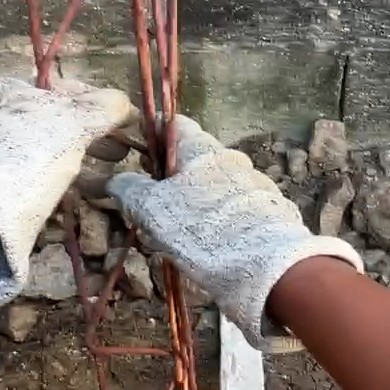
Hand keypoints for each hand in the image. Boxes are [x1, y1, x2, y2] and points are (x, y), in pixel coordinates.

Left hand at [0, 77, 130, 316]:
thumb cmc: (22, 155)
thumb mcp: (71, 124)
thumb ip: (102, 108)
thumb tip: (123, 101)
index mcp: (10, 89)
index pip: (67, 90)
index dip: (100, 105)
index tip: (125, 124)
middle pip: (54, 121)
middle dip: (91, 138)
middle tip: (118, 155)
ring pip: (42, 152)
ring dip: (77, 164)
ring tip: (102, 183)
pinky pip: (26, 179)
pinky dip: (52, 185)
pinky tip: (67, 200)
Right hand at [109, 116, 361, 349]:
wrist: (265, 265)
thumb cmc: (202, 229)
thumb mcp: (152, 210)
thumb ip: (131, 190)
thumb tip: (117, 179)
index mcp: (203, 149)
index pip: (175, 125)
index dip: (155, 138)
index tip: (142, 157)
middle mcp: (233, 159)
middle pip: (196, 159)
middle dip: (174, 180)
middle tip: (155, 208)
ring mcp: (256, 184)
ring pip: (216, 187)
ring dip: (197, 204)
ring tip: (183, 236)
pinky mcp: (272, 212)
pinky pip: (237, 210)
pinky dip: (221, 222)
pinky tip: (214, 247)